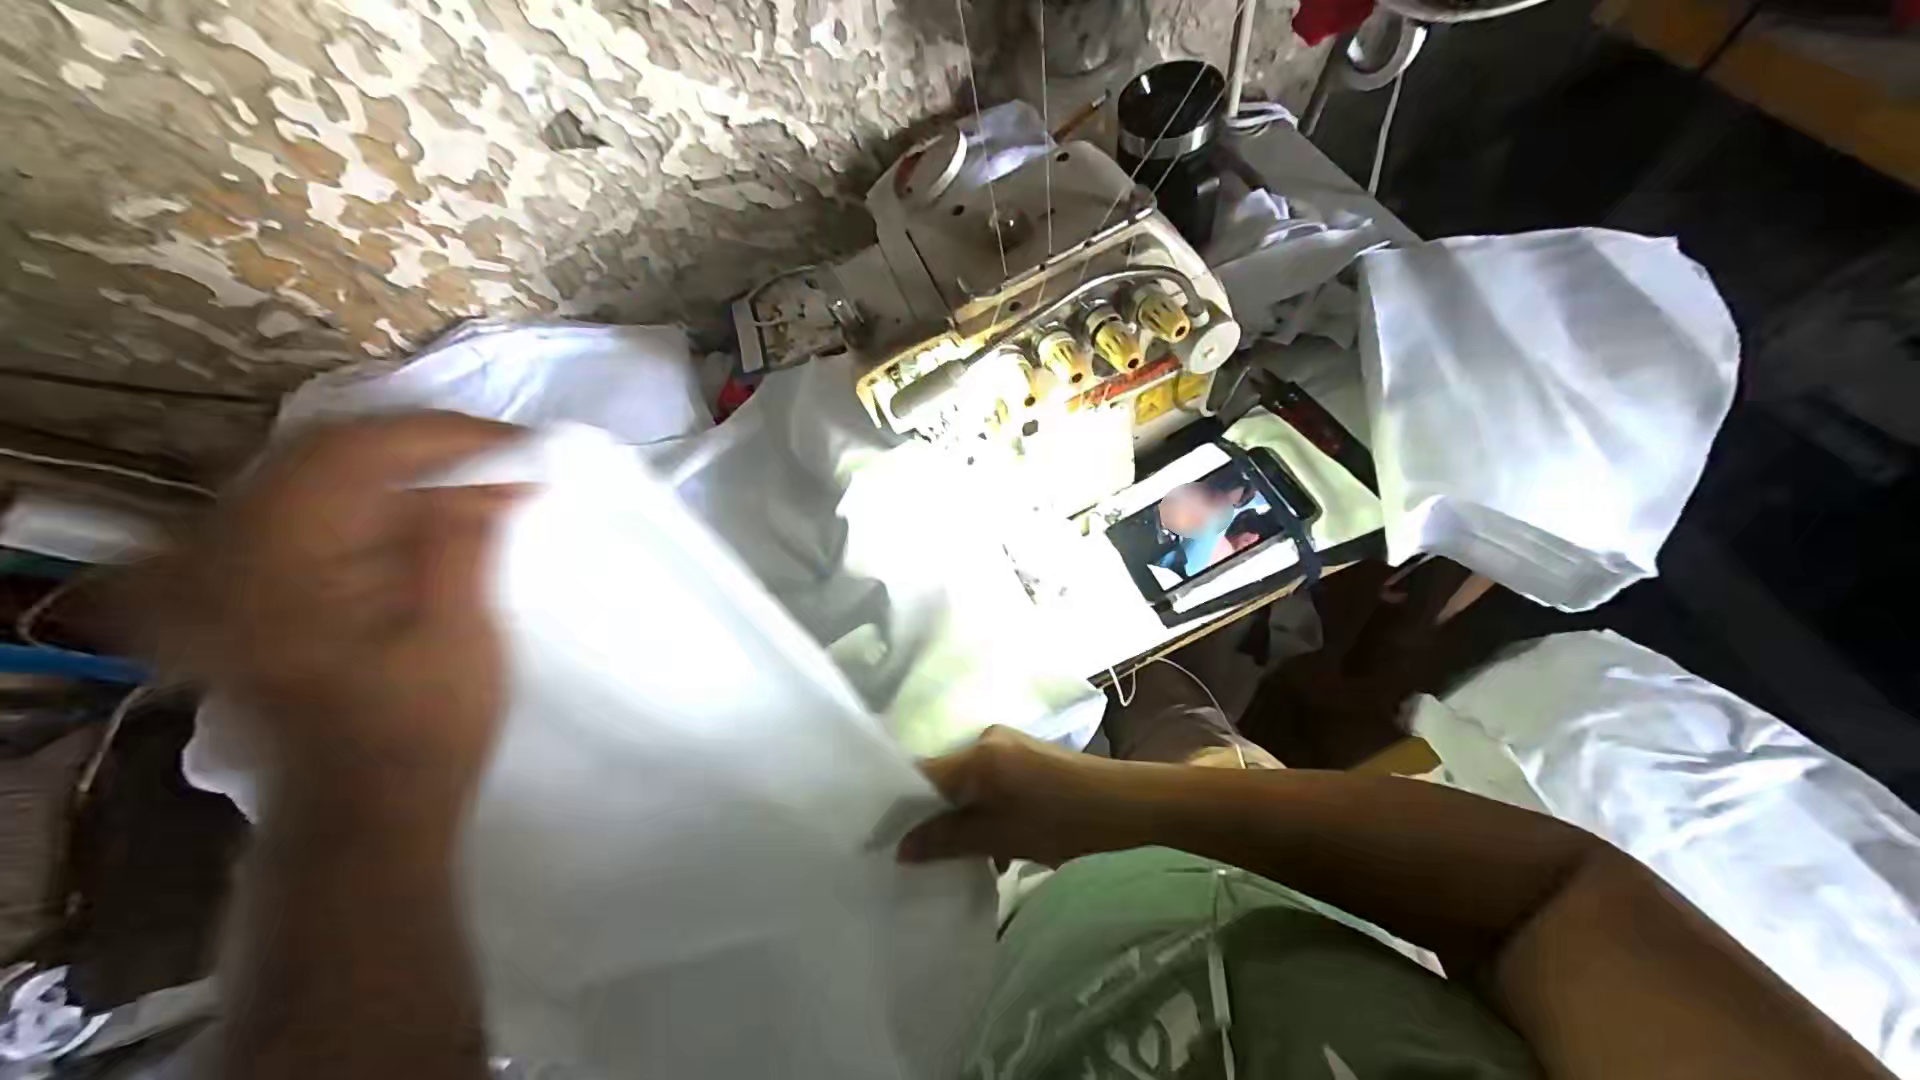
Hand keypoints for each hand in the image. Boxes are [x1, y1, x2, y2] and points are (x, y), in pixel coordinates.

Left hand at [153, 412, 527, 825]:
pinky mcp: (239, 584)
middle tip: (506, 455)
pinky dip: (370, 490)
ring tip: (476, 474)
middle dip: (427, 443)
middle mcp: (224, 555)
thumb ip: (464, 542)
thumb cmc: (424, 731)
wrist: (363, 806)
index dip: (448, 435)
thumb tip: (499, 475)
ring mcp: (221, 569)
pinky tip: (422, 503)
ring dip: (401, 463)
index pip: (357, 453)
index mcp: (278, 568)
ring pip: (311, 471)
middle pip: (324, 450)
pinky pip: (303, 503)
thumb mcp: (460, 634)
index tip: (526, 445)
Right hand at [898, 726, 1146, 865]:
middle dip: (936, 816)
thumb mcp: (1001, 836)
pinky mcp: (1026, 756)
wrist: (1127, 803)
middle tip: (924, 854)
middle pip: (945, 779)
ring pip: (969, 784)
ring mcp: (1008, 745)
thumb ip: (948, 840)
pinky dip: (988, 810)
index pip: (922, 774)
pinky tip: (1000, 845)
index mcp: (976, 754)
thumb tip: (900, 849)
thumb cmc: (1061, 820)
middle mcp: (987, 740)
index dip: (900, 806)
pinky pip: (991, 782)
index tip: (884, 838)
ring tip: (968, 858)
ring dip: (965, 818)